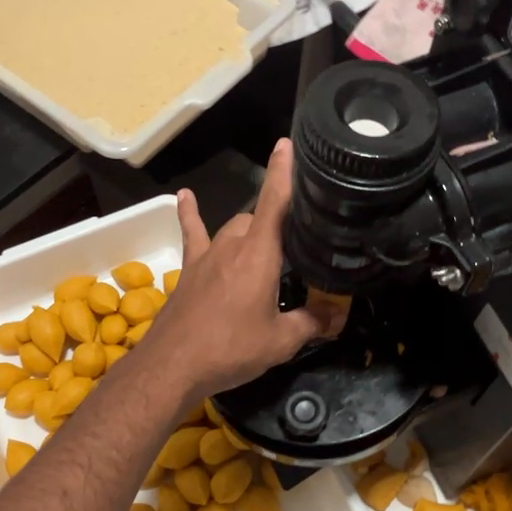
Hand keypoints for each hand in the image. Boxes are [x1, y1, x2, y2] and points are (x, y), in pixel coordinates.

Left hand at [140, 139, 343, 401]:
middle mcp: (232, 245)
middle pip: (258, 219)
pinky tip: (185, 197)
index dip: (285, 172)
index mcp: (259, 254)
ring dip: (250, 230)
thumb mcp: (280, 342)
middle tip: (298, 245)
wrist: (173, 365)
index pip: (276, 202)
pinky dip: (190, 215)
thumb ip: (312, 323)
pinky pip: (192, 234)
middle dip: (278, 225)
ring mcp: (207, 255)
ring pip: (232, 228)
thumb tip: (338, 316)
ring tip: (266, 244)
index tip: (289, 144)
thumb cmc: (231, 349)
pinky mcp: (190, 269)